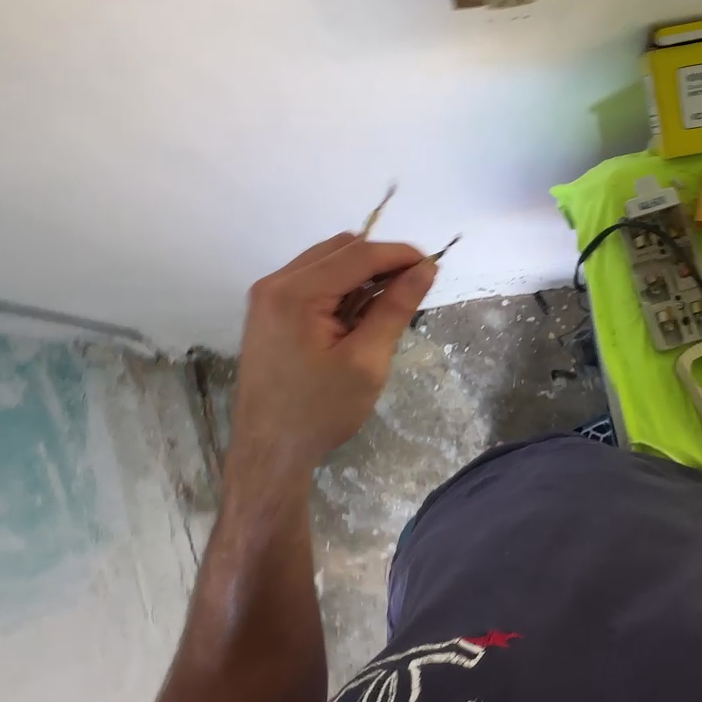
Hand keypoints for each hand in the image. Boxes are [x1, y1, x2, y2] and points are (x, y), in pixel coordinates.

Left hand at [229, 233, 436, 478]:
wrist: (269, 451)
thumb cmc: (320, 411)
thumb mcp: (367, 361)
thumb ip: (395, 308)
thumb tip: (426, 269)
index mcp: (295, 293)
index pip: (358, 254)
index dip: (400, 255)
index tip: (433, 267)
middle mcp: (275, 283)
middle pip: (341, 249)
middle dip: (381, 262)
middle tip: (412, 291)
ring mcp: (268, 297)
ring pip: (327, 261)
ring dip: (362, 275)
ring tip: (387, 308)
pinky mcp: (269, 311)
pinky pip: (313, 281)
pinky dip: (342, 288)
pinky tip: (359, 317)